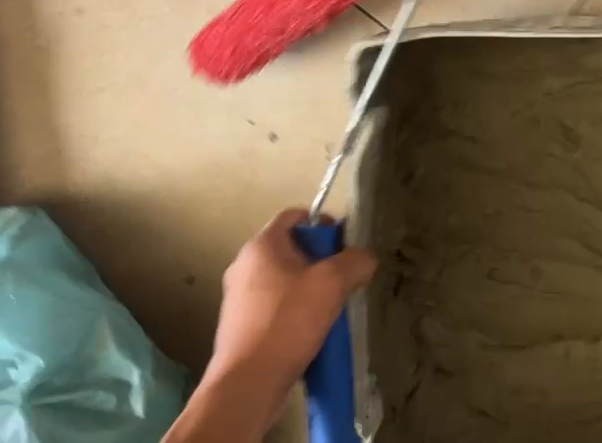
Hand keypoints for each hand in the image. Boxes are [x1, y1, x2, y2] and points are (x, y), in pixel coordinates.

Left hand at [206, 209, 377, 398]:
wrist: (247, 385)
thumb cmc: (287, 322)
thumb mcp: (333, 283)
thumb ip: (355, 261)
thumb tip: (364, 258)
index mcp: (261, 246)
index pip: (295, 215)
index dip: (322, 223)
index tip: (342, 244)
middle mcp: (243, 266)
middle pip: (291, 249)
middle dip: (320, 260)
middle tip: (342, 278)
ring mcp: (237, 299)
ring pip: (284, 280)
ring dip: (309, 288)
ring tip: (330, 308)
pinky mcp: (239, 328)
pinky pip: (274, 307)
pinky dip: (294, 312)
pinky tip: (311, 330)